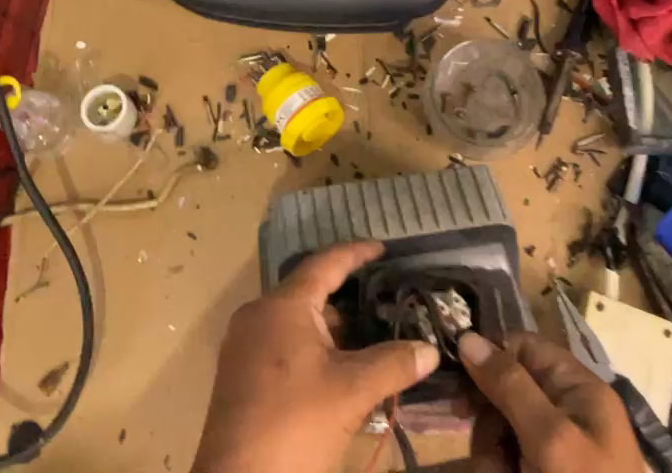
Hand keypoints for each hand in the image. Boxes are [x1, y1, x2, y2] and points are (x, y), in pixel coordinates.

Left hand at [193, 242, 440, 472]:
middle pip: (311, 295)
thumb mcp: (351, 392)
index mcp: (282, 305)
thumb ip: (392, 364)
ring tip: (375, 343)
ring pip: (299, 325)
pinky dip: (315, 351)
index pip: (325, 264)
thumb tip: (430, 349)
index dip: (356, 253)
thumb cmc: (295, 423)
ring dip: (334, 333)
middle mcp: (258, 315)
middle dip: (351, 302)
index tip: (382, 247)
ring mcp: (245, 346)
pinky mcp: (242, 375)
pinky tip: (343, 374)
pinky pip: (284, 347)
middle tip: (389, 305)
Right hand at [460, 330, 644, 472]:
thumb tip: (467, 337)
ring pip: (499, 431)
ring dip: (490, 457)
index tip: (461, 385)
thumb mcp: (551, 439)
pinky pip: (505, 461)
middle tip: (494, 459)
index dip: (490, 358)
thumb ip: (511, 386)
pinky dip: (498, 472)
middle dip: (489, 423)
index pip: (523, 347)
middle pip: (506, 391)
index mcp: (579, 390)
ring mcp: (555, 450)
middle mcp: (567, 412)